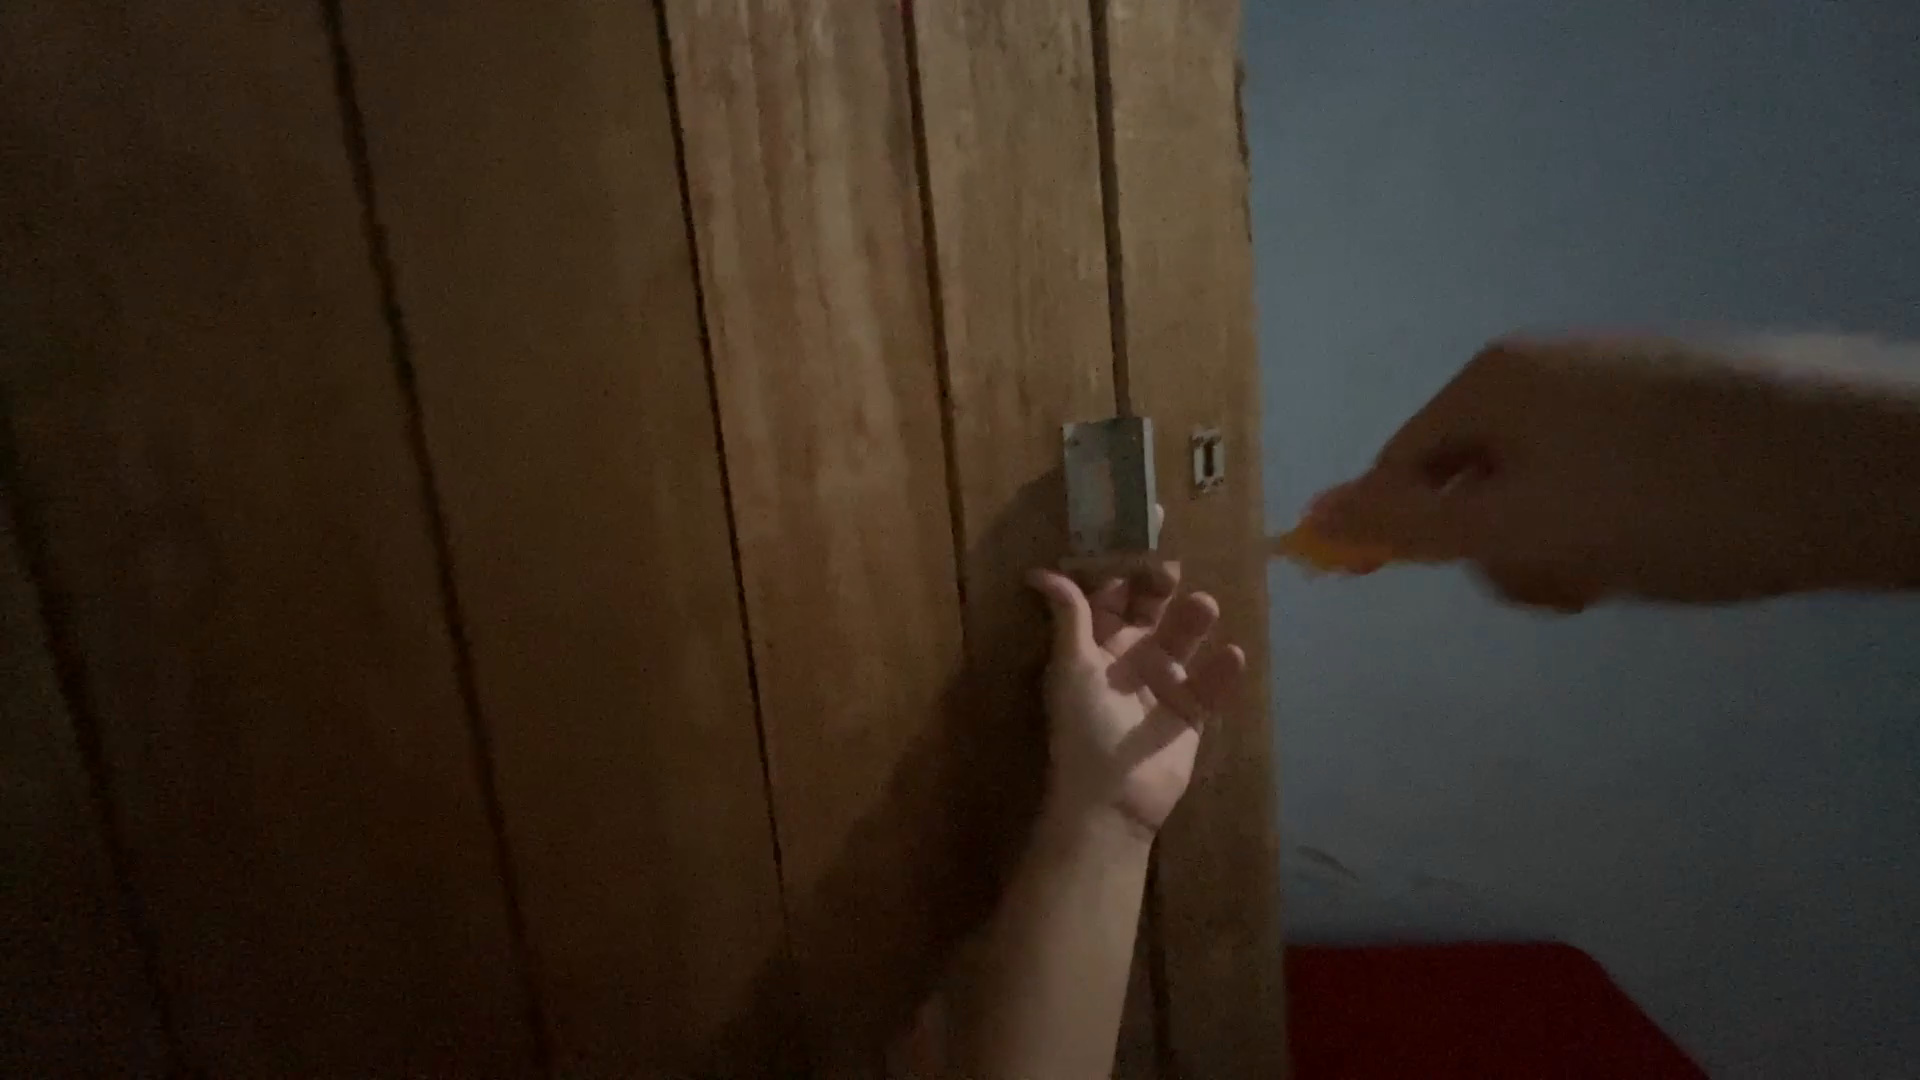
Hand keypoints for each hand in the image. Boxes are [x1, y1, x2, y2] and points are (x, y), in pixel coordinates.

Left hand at [1025, 563, 1246, 834]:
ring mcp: (1163, 684)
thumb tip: (1036, 572)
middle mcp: (1130, 659)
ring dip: (1192, 622)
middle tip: (1171, 571)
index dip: (1122, 575)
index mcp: (1096, 646)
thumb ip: (1068, 615)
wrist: (1112, 797)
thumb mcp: (1072, 664)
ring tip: (1204, 605)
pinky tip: (1232, 654)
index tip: (1135, 547)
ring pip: (1183, 642)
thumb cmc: (1084, 724)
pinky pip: (1211, 684)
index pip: (1111, 600)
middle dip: (1159, 591)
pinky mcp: (1191, 712)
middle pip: (1150, 614)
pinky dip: (1221, 671)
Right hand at [1303, 335, 1919, 608]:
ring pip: (1536, 479)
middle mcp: (1542, 365)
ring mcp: (1615, 375)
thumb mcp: (1512, 527)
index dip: (1402, 530)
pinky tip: (1667, 538)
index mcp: (1489, 381)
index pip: (1399, 466)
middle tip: (1561, 580)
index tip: (1431, 578)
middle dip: (1498, 541)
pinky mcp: (1681, 394)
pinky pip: (1600, 466)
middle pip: (1469, 475)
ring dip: (1556, 537)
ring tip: (1625, 565)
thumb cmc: (1668, 502)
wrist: (1896, 465)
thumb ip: (1401, 523)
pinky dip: (1611, 514)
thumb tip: (1308, 512)